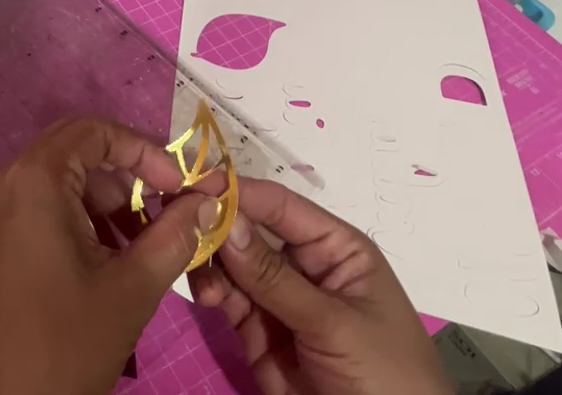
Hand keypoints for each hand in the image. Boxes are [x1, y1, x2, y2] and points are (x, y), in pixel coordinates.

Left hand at [0, 116, 218, 394]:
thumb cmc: (64, 343)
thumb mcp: (130, 288)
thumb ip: (175, 235)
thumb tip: (210, 200)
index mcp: (35, 178)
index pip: (96, 131)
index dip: (145, 151)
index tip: (182, 187)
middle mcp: (10, 179)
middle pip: (80, 150)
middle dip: (131, 177)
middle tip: (171, 211)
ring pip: (67, 180)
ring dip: (112, 203)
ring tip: (151, 244)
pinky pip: (49, 205)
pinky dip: (87, 220)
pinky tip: (117, 258)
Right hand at [188, 178, 450, 394]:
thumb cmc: (384, 376)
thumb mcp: (334, 324)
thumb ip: (274, 276)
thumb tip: (222, 217)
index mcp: (334, 246)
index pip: (280, 205)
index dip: (239, 191)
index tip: (194, 185)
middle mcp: (302, 262)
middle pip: (248, 228)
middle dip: (214, 225)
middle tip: (177, 223)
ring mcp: (278, 296)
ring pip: (230, 261)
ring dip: (209, 261)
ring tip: (200, 279)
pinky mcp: (258, 329)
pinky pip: (227, 296)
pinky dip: (211, 291)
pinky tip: (207, 299)